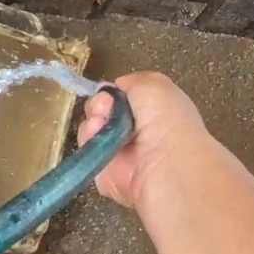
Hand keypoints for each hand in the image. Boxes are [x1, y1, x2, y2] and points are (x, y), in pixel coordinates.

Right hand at [76, 71, 210, 208]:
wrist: (165, 164)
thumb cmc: (166, 122)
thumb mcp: (155, 84)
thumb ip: (132, 81)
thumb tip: (115, 90)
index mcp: (152, 113)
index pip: (121, 98)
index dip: (112, 92)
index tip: (111, 92)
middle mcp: (136, 133)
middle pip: (102, 110)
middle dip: (99, 103)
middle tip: (106, 107)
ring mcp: (119, 153)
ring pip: (91, 128)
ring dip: (93, 120)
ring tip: (101, 123)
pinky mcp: (104, 172)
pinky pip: (87, 150)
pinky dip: (89, 141)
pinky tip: (99, 140)